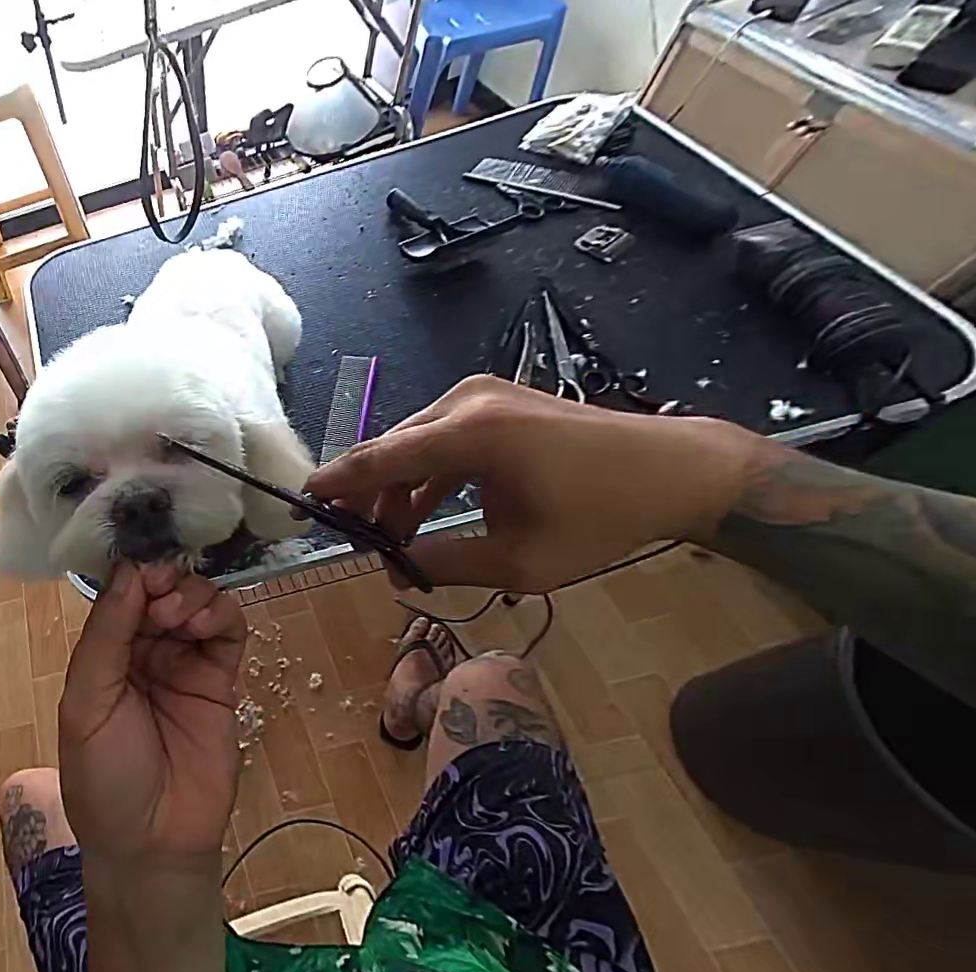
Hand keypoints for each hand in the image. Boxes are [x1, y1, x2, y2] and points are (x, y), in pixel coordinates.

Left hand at [57, 561, 246, 876]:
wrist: (155, 841)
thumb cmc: (105, 776)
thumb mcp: (86, 705)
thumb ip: (106, 636)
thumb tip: (129, 570)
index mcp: (106, 653)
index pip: (123, 595)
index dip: (134, 574)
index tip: (143, 568)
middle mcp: (145, 650)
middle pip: (163, 590)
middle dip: (165, 582)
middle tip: (163, 599)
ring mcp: (186, 662)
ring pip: (198, 602)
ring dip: (192, 596)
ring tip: (181, 621)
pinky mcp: (222, 677)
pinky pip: (228, 630)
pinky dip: (222, 615)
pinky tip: (205, 628)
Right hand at [306, 375, 771, 591]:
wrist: (672, 471)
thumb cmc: (599, 517)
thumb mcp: (517, 561)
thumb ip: (445, 562)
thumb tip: (396, 568)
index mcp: (468, 433)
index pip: (379, 458)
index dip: (337, 483)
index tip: (303, 502)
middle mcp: (466, 402)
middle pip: (392, 450)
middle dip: (369, 499)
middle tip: (359, 543)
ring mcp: (483, 398)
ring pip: (415, 446)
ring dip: (399, 491)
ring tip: (392, 539)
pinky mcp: (498, 405)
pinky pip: (443, 441)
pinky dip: (427, 477)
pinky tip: (424, 512)